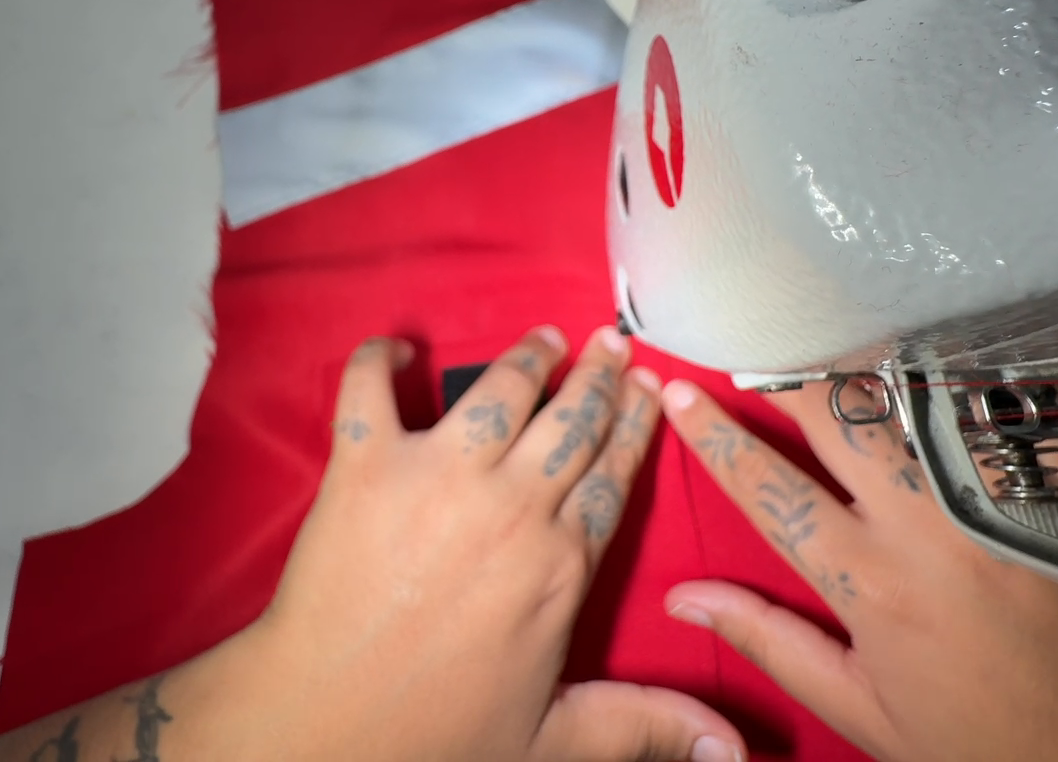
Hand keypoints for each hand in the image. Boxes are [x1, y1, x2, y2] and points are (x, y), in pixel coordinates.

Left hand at [233, 327, 743, 761]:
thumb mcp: (550, 740)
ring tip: (544, 337)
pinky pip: (371, 390)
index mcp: (558, 562)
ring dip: (525, 358)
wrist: (325, 727)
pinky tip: (397, 347)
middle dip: (597, 376)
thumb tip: (732, 747)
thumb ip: (640, 724)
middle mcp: (508, 505)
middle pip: (570, 422)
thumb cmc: (436, 733)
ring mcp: (434, 476)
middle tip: (611, 341)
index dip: (633, 427)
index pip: (612, 475)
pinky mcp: (366, 465)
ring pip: (498, 392)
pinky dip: (378, 359)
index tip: (645, 389)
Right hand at [658, 380, 1057, 761]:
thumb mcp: (870, 714)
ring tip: (818, 339)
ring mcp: (1001, 498)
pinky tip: (923, 356)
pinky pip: (1000, 402)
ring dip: (854, 363)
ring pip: (909, 396)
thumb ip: (772, 640)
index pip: (767, 488)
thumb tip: (685, 596)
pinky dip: (953, 371)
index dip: (711, 435)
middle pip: (835, 415)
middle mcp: (930, 527)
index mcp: (874, 585)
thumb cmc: (999, 745)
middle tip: (750, 344)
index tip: (676, 391)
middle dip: (782, 372)